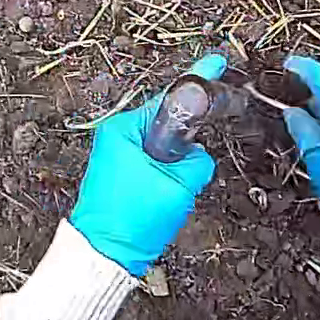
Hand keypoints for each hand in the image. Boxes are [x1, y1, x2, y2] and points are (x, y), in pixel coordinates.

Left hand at [70, 54, 227, 274]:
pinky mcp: (121, 170)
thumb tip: (199, 154)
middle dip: (189, 129)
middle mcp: (117, 134)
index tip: (216, 63)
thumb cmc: (133, 219)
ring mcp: (117, 152)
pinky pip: (153, 157)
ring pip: (161, 141)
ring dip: (178, 154)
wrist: (103, 255)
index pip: (168, 97)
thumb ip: (197, 161)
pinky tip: (175, 184)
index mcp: (125, 129)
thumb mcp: (179, 185)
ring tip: (182, 180)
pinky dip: (168, 166)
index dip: (197, 80)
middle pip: (165, 118)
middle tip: (213, 126)